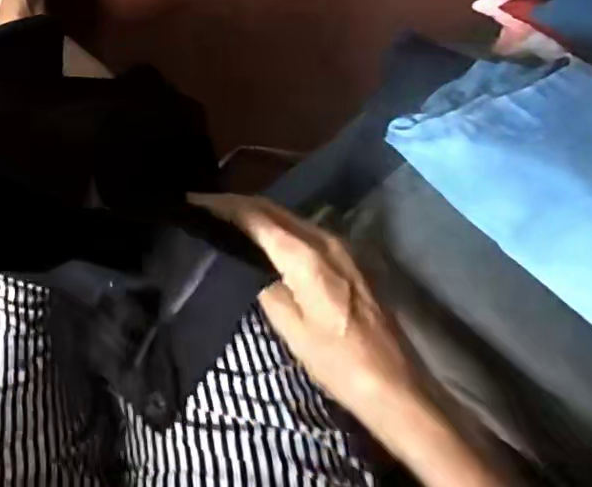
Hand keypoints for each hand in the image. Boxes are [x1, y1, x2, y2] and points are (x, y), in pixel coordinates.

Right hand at [192, 193, 417, 403]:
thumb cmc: (338, 362)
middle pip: (270, 207)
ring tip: (224, 218)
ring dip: (255, 212)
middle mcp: (323, 238)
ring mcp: (339, 246)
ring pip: (287, 216)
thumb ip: (261, 281)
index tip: (191, 200)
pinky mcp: (347, 258)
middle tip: (201, 206)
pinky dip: (275, 226)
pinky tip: (261, 238)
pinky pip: (302, 229)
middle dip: (234, 203)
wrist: (400, 390)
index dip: (220, 204)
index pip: (254, 214)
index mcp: (305, 253)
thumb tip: (238, 257)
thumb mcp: (289, 326)